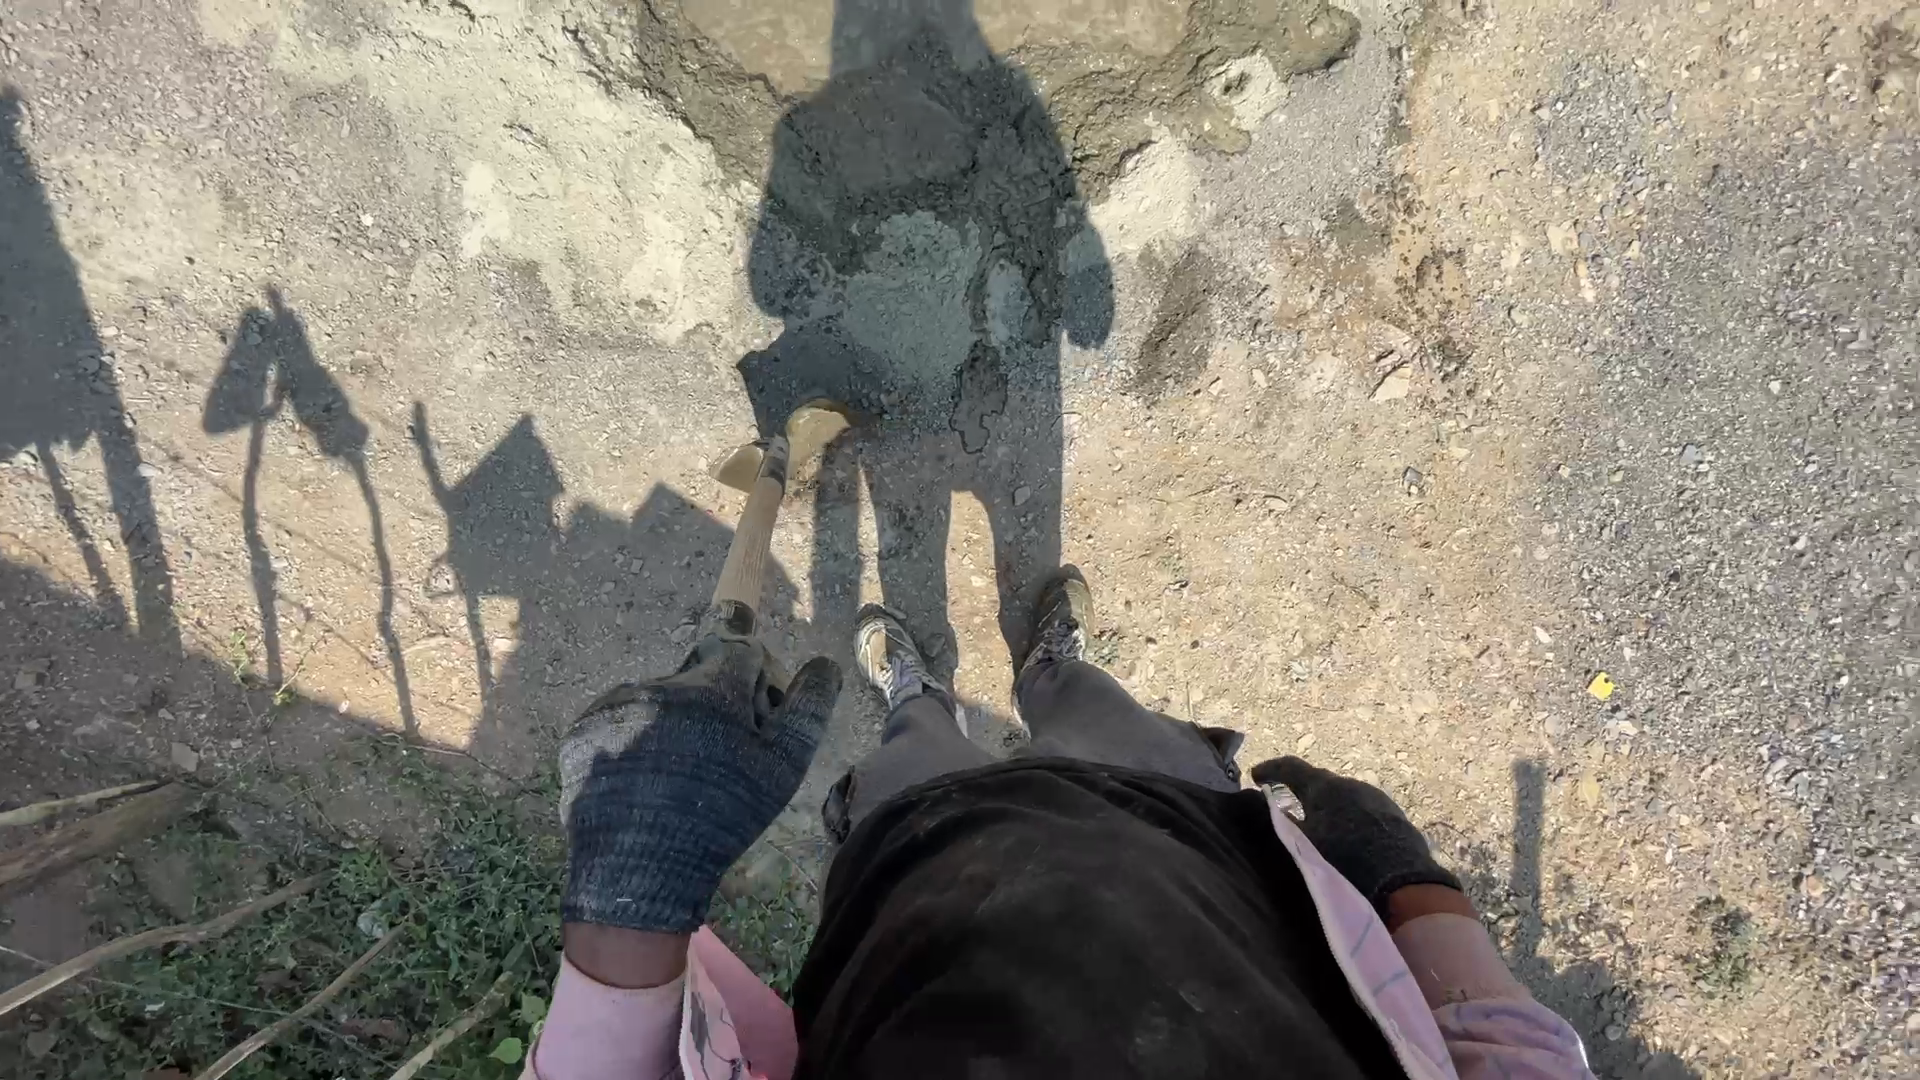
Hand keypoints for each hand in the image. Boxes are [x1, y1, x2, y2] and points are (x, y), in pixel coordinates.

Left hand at [558, 634, 840, 933]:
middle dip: (716, 703)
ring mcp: (616, 705)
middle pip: (701, 675)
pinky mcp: (583, 731)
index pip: (743, 653)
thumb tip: (826, 662)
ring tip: (679, 773)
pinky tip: (645, 778)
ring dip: (677, 720)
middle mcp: (662, 683)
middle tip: (719, 755)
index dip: (756, 684)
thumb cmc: (724, 816)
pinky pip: (621, 719)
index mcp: (713, 686)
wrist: (639, 872)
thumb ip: (807, 706)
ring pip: (661, 698)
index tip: (756, 720)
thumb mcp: (782, 765)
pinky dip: (637, 737)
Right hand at [1251, 756, 1461, 916]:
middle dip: (1300, 788)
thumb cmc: (1344, 861)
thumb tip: (1269, 808)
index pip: (1290, 767)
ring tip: (1316, 823)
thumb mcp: (1303, 845)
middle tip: (1284, 800)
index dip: (1270, 769)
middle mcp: (1350, 785)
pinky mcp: (1395, 818)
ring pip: (1342, 796)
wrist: (1406, 887)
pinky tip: (1346, 837)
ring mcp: (1376, 800)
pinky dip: (1346, 817)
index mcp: (1323, 787)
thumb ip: (1283, 824)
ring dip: (1326, 805)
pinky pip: (1361, 811)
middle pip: (1318, 781)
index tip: (1256, 777)